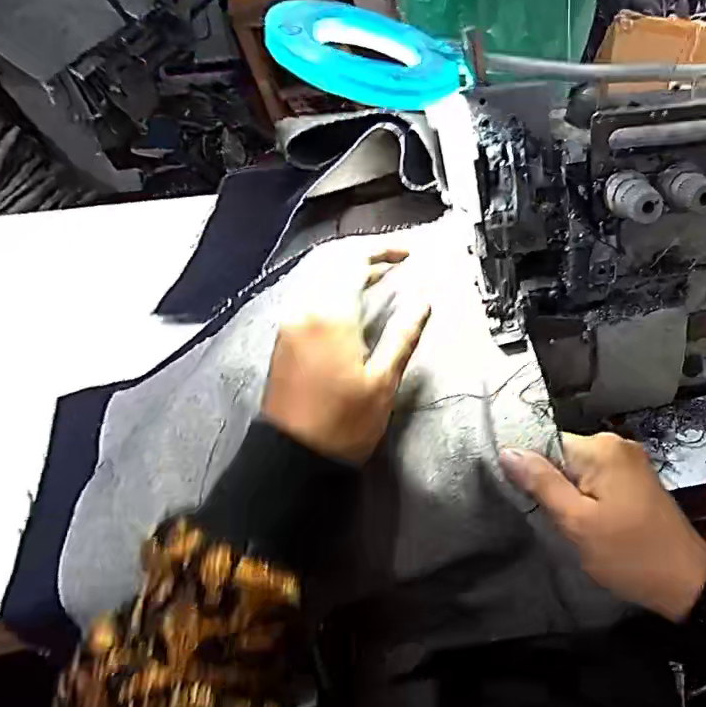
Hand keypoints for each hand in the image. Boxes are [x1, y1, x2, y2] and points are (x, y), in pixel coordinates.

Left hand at [261, 249, 430, 463]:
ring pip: (318, 279)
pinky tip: (351, 304)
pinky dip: (332, 289)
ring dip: (347, 272)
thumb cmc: (344, 422)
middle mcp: (303, 310)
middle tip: (395, 263)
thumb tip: (422, 303)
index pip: (354, 262)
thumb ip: (403, 335)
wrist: (294, 455)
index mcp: (330, 315)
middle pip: (332, 264)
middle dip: (365, 256)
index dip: (382, 251)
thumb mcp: (383, 381)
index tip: (407, 254)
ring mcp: (289, 323)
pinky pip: (308, 296)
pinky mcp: (283, 338)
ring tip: (378, 280)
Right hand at [500, 433, 705, 620]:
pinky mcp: (636, 480)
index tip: (524, 499)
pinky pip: (597, 479)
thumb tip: (508, 451)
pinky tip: (589, 523)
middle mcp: (617, 444)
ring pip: (578, 470)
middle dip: (551, 485)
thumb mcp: (578, 523)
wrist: (685, 580)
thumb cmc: (629, 554)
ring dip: (568, 494)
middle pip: (563, 455)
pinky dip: (587, 498)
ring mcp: (630, 461)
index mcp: (602, 447)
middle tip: (552, 519)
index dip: (531, 471)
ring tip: (570, 524)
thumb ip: (542, 484)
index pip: (546, 443)